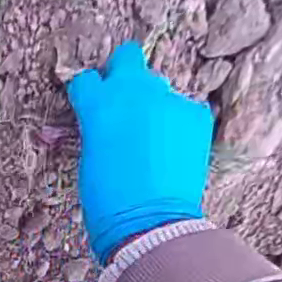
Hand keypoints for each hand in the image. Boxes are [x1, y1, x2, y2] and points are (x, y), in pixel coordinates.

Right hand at [66, 41, 213, 263]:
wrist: (150, 224)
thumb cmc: (109, 205)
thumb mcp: (89, 163)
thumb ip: (96, 132)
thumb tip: (105, 125)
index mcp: (99, 106)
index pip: (86, 80)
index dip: (88, 94)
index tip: (90, 107)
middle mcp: (134, 92)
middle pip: (127, 57)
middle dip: (122, 75)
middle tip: (123, 106)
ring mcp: (169, 100)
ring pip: (157, 90)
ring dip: (151, 108)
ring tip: (150, 145)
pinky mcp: (195, 114)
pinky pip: (182, 112)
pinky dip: (175, 128)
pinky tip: (170, 155)